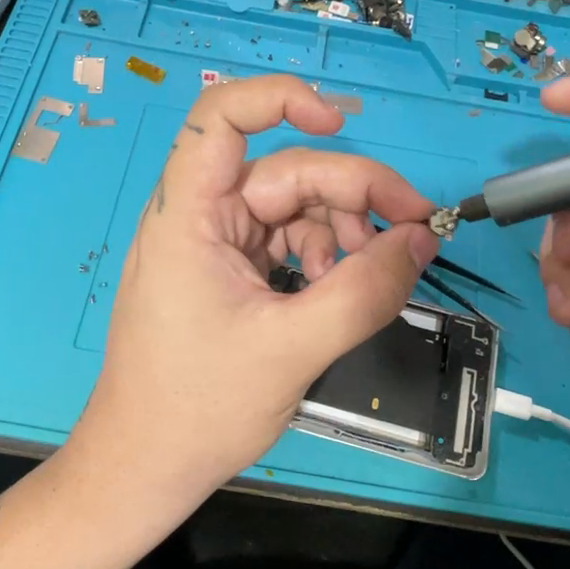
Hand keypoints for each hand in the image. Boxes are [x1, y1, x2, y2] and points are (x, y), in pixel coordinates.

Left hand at [73, 75, 440, 500]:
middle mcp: (202, 214)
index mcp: (189, 214)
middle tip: (418, 230)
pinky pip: (291, 240)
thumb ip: (363, 292)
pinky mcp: (234, 270)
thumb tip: (424, 239)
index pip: (221, 117)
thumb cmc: (198, 408)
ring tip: (374, 277)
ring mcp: (218, 242)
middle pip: (286, 171)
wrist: (146, 469)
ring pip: (297, 206)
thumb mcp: (291, 349)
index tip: (337, 123)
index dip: (278, 99)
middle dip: (355, 193)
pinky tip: (342, 290)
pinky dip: (327, 257)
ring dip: (346, 231)